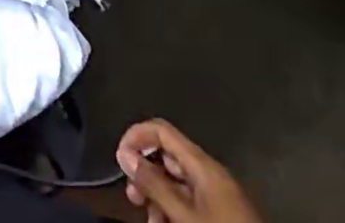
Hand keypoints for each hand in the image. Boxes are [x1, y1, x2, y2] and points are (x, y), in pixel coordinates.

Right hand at [117, 120, 265, 222]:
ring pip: (175, 181)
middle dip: (144, 173)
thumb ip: (153, 182)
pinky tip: (165, 222)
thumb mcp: (183, 213)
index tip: (122, 159)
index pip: (160, 130)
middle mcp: (210, 172)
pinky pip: (188, 198)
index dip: (135, 136)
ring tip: (149, 218)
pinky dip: (172, 207)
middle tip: (132, 196)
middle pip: (166, 156)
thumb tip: (125, 155)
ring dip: (156, 195)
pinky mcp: (222, 210)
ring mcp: (218, 193)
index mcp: (203, 165)